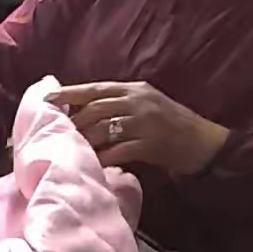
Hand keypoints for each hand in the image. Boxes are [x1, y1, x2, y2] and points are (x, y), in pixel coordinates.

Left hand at [49, 81, 229, 173]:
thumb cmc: (175, 125)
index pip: (96, 88)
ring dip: (85, 140)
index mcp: (135, 89)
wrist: (205, 143)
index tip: (47, 98)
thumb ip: (122, 104)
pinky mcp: (151, 144)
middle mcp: (138, 101)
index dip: (70, 93)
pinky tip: (93, 163)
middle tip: (56, 132)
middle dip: (74, 122)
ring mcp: (145, 122)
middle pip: (96, 108)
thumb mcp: (149, 105)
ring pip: (105, 128)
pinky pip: (120, 150)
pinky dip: (104, 157)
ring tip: (69, 149)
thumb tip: (88, 111)